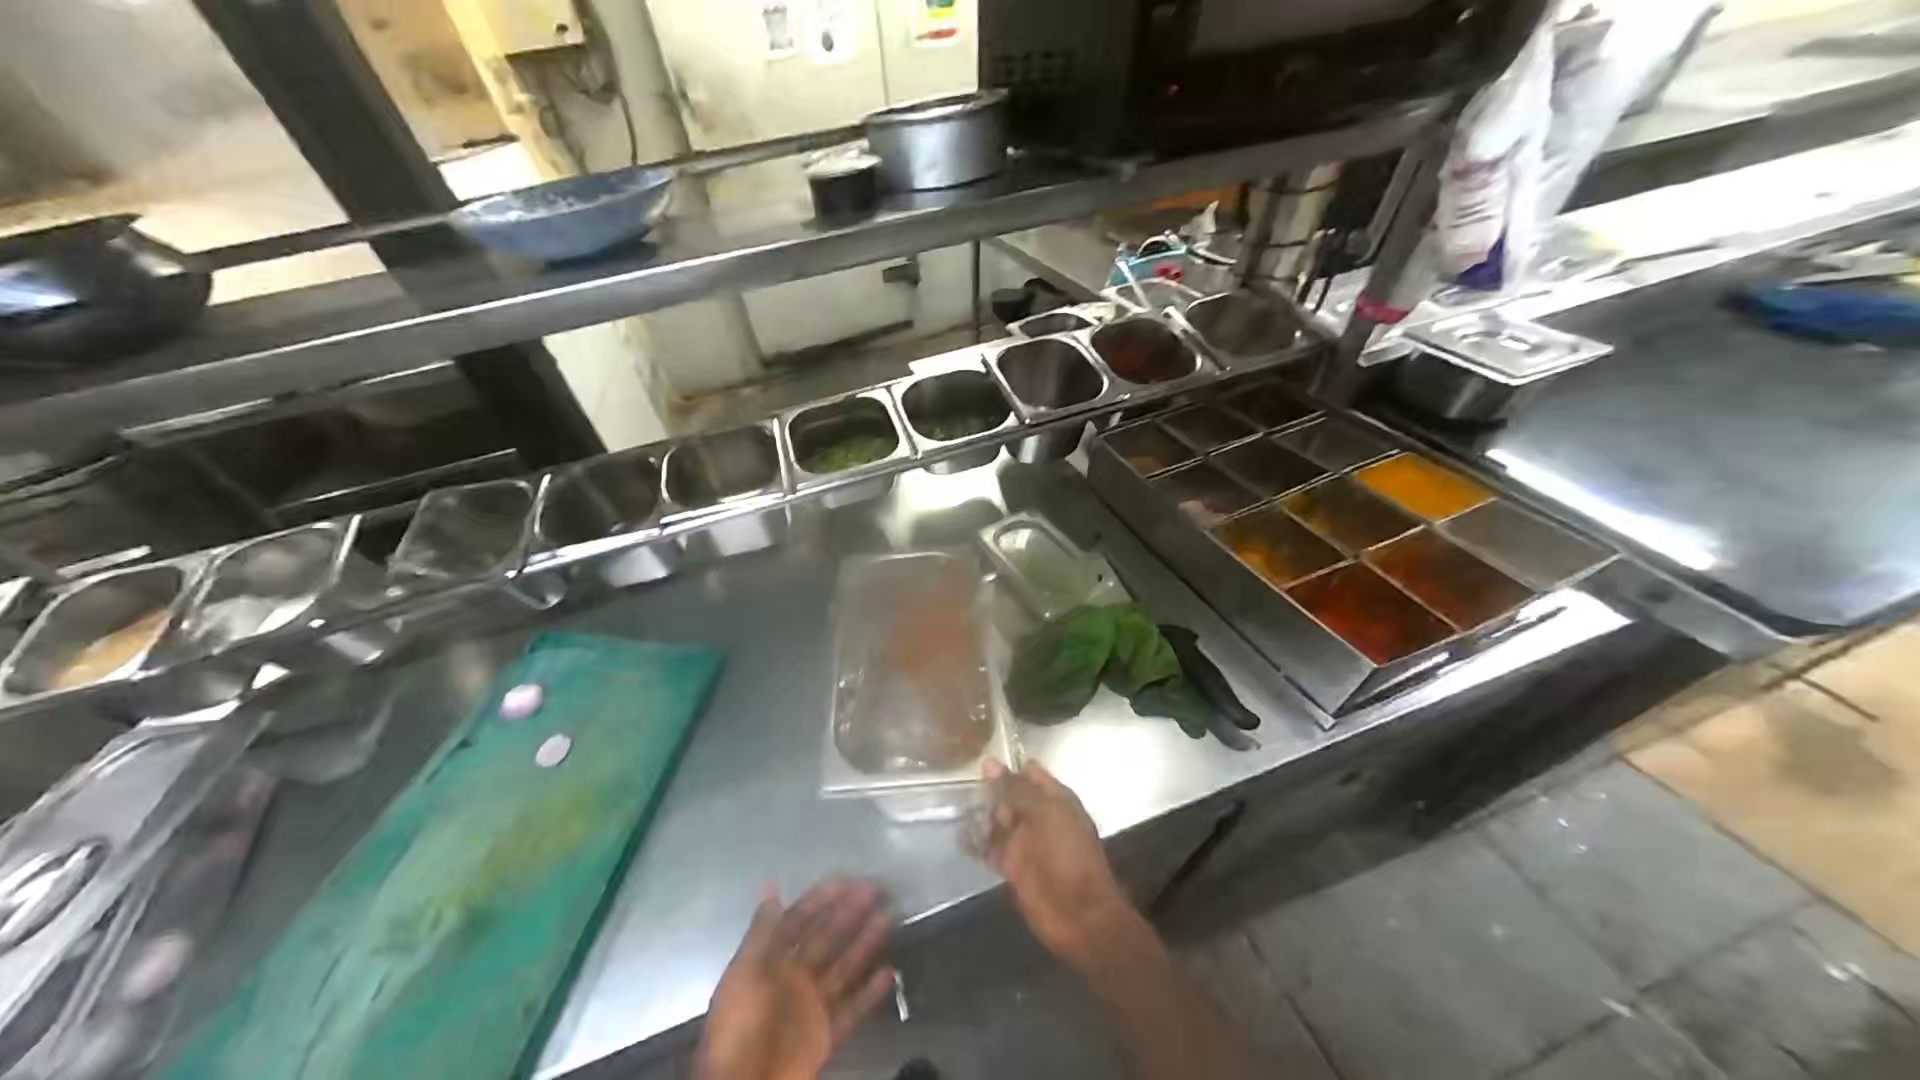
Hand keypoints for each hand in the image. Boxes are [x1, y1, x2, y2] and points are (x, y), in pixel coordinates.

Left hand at [695, 880, 895, 1079]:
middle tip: (874, 891)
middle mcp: (792, 980)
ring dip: (865, 943)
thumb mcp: (743, 974)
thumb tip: (771, 888)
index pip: (797, 922)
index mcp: (770, 963)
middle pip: (825, 939)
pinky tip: (889, 972)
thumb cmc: (738, 1028)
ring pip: (843, 967)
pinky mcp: (824, 1036)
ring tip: (888, 919)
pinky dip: (870, 993)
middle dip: (848, 914)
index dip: (819, 901)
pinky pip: (852, 1009)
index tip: (844, 882)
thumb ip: (762, 933)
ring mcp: (811, 1007)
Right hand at [978, 760, 1139, 971]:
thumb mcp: (1043, 813)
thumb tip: (990, 763)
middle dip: (987, 791)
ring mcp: (1025, 841)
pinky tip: (960, 835)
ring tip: (955, 809)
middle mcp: (1038, 815)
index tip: (977, 762)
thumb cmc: (1066, 855)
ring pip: (997, 820)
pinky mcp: (1012, 865)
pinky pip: (990, 847)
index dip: (1006, 765)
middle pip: (1008, 795)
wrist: (1079, 914)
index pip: (1028, 772)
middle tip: (960, 787)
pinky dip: (975, 842)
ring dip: (979, 815)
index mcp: (1054, 798)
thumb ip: (1016, 788)